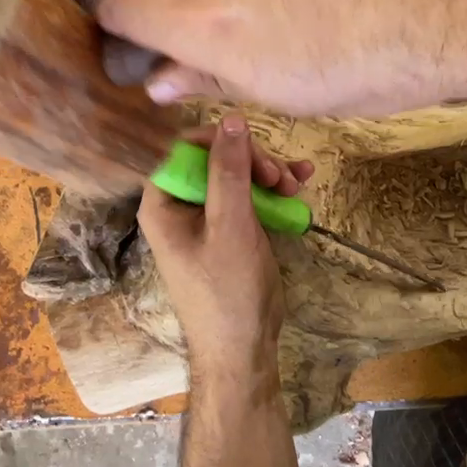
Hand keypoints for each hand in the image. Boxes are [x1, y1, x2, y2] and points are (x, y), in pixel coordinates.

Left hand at [138, 115, 303, 375]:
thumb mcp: (230, 226)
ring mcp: (209, 215)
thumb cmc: (227, 290)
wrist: (245, 349)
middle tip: (278, 177)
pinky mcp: (232, 225)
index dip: (219, 141)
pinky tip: (302, 182)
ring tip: (296, 184)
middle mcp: (181, 203)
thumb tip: (232, 117)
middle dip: (252, 159)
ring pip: (238, 171)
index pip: (183, 147)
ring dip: (269, 171)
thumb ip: (229, 171)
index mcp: (163, 202)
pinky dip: (275, 186)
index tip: (252, 152)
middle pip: (215, 155)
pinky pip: (252, 192)